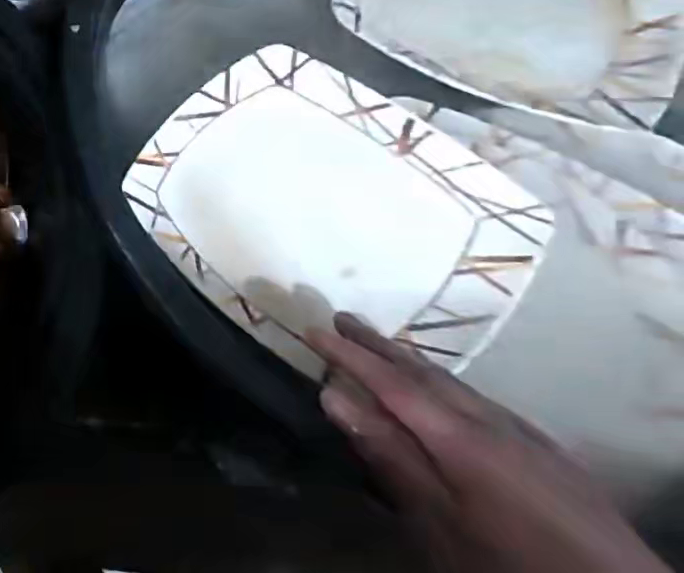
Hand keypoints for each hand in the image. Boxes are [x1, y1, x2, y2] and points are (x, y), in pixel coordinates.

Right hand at [309, 312, 669, 572]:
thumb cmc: (510, 563)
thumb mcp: (438, 520)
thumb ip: (389, 456)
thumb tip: (333, 394)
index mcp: (460, 439)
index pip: (390, 382)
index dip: (348, 354)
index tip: (310, 329)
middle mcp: (495, 426)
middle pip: (429, 375)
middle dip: (381, 345)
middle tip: (343, 318)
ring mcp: (532, 441)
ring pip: (461, 387)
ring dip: (415, 363)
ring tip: (385, 350)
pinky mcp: (557, 461)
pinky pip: (489, 406)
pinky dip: (452, 388)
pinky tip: (450, 397)